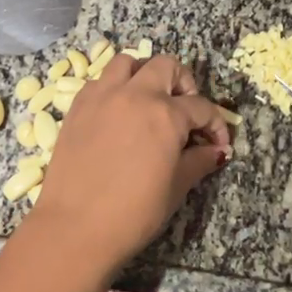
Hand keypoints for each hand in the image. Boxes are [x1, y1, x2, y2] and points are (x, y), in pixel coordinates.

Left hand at [30, 53, 231, 275]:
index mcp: (165, 114)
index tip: (217, 143)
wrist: (74, 228)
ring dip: (144, 76)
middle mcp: (134, 95)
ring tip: (148, 101)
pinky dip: (114, 88)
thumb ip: (197, 161)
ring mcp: (102, 97)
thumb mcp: (175, 188)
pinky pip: (99, 81)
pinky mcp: (77, 107)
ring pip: (128, 62)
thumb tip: (215, 151)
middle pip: (166, 67)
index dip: (215, 125)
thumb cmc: (133, 213)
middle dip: (183, 84)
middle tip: (185, 113)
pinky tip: (118, 114)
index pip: (201, 108)